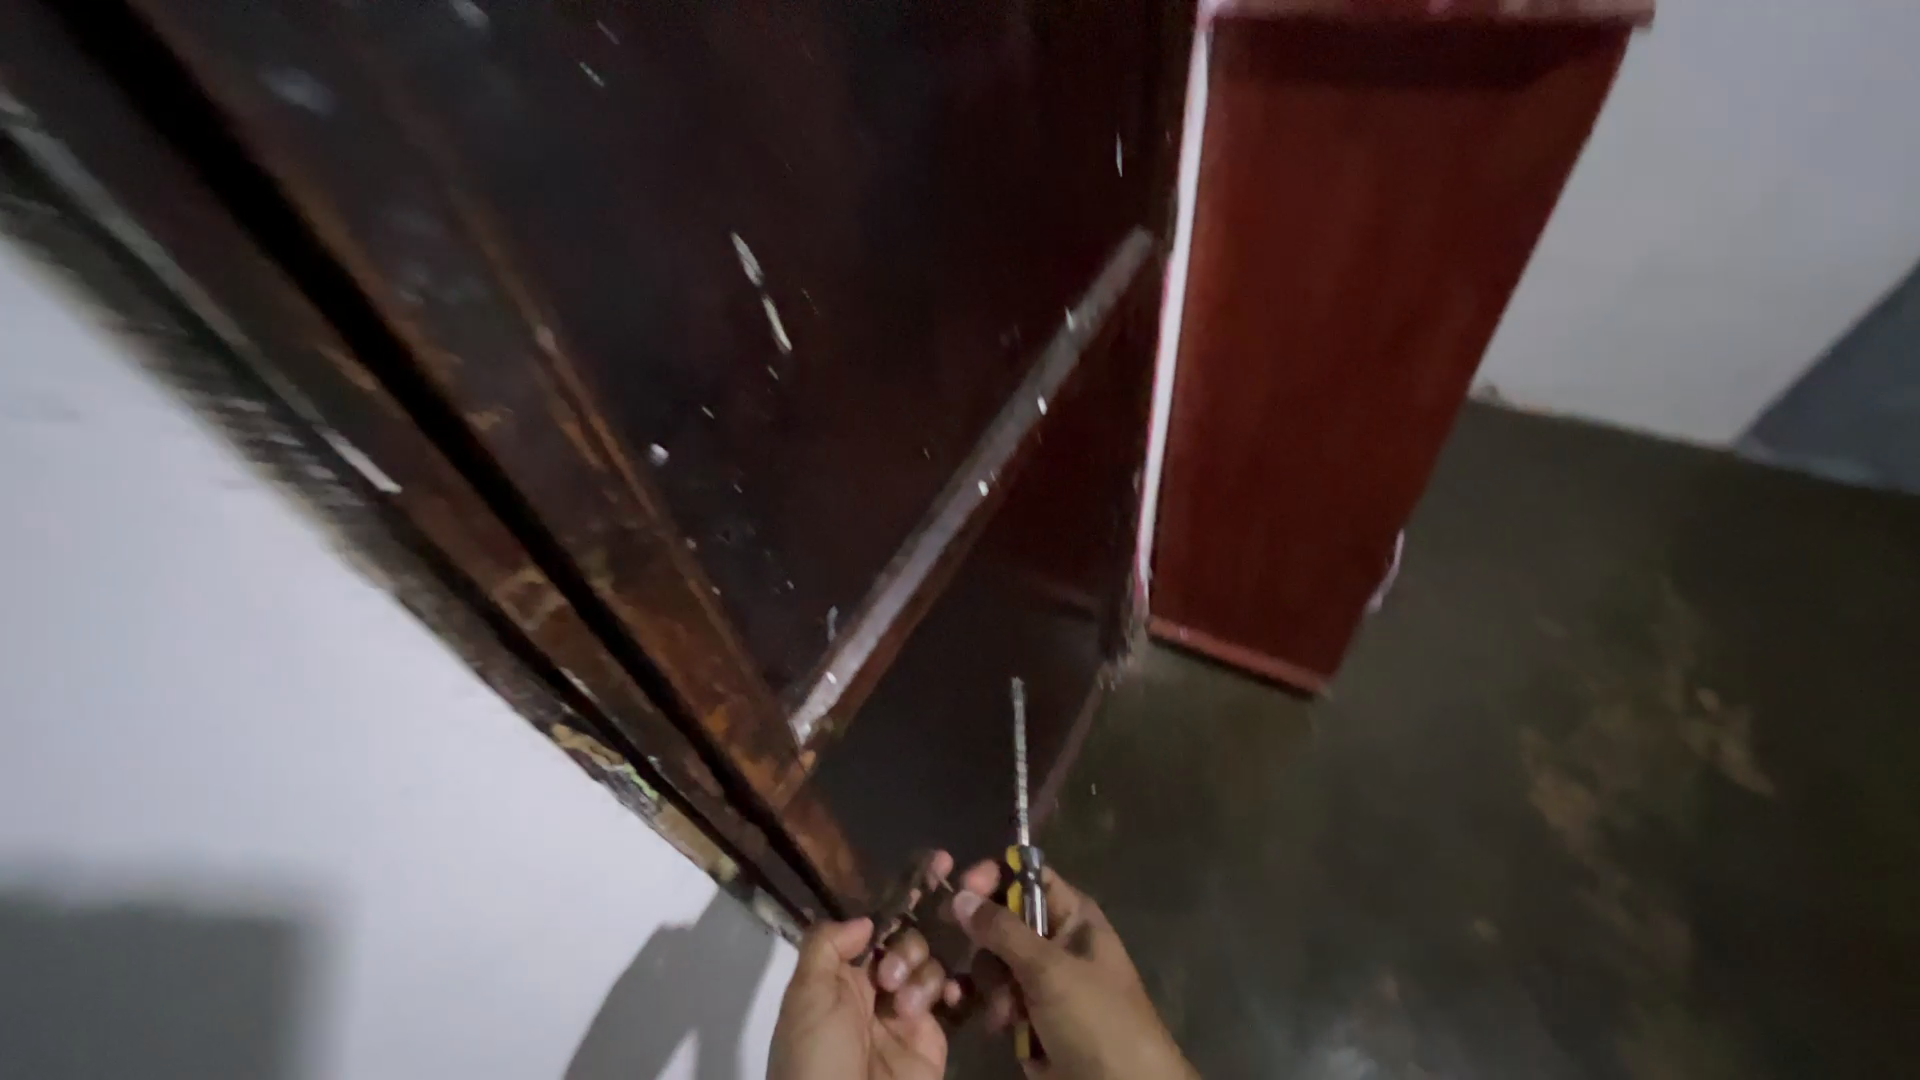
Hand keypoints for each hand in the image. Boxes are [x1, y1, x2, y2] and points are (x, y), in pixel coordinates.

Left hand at [769, 853, 958, 1079]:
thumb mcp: (804, 997)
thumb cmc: (816, 1059)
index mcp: (842, 976)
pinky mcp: (934, 1040)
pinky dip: (957, 989)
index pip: (878, 923)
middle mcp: (875, 988)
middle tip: (890, 977)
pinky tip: (955, 991)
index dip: (907, 892)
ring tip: (903, 1009)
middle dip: (908, 945)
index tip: (939, 860)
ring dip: (921, 976)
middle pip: (910, 938)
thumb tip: (867, 921)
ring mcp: (907, 1015)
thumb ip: (828, 945)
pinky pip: (953, 1000)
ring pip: (932, 965)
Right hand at [951, 860, 1196, 1079]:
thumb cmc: (1097, 1021)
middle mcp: (1056, 941)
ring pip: (996, 962)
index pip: (1028, 876)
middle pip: (1004, 920)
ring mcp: (1044, 981)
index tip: (963, 888)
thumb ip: (1003, 930)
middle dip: (988, 943)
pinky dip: (994, 1010)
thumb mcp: (1050, 970)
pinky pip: (999, 997)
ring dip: (994, 986)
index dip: (995, 876)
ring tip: (1008, 1014)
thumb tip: (960, 895)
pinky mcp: (1032, 1017)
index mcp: (1073, 916)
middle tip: (978, 957)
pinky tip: (999, 1027)